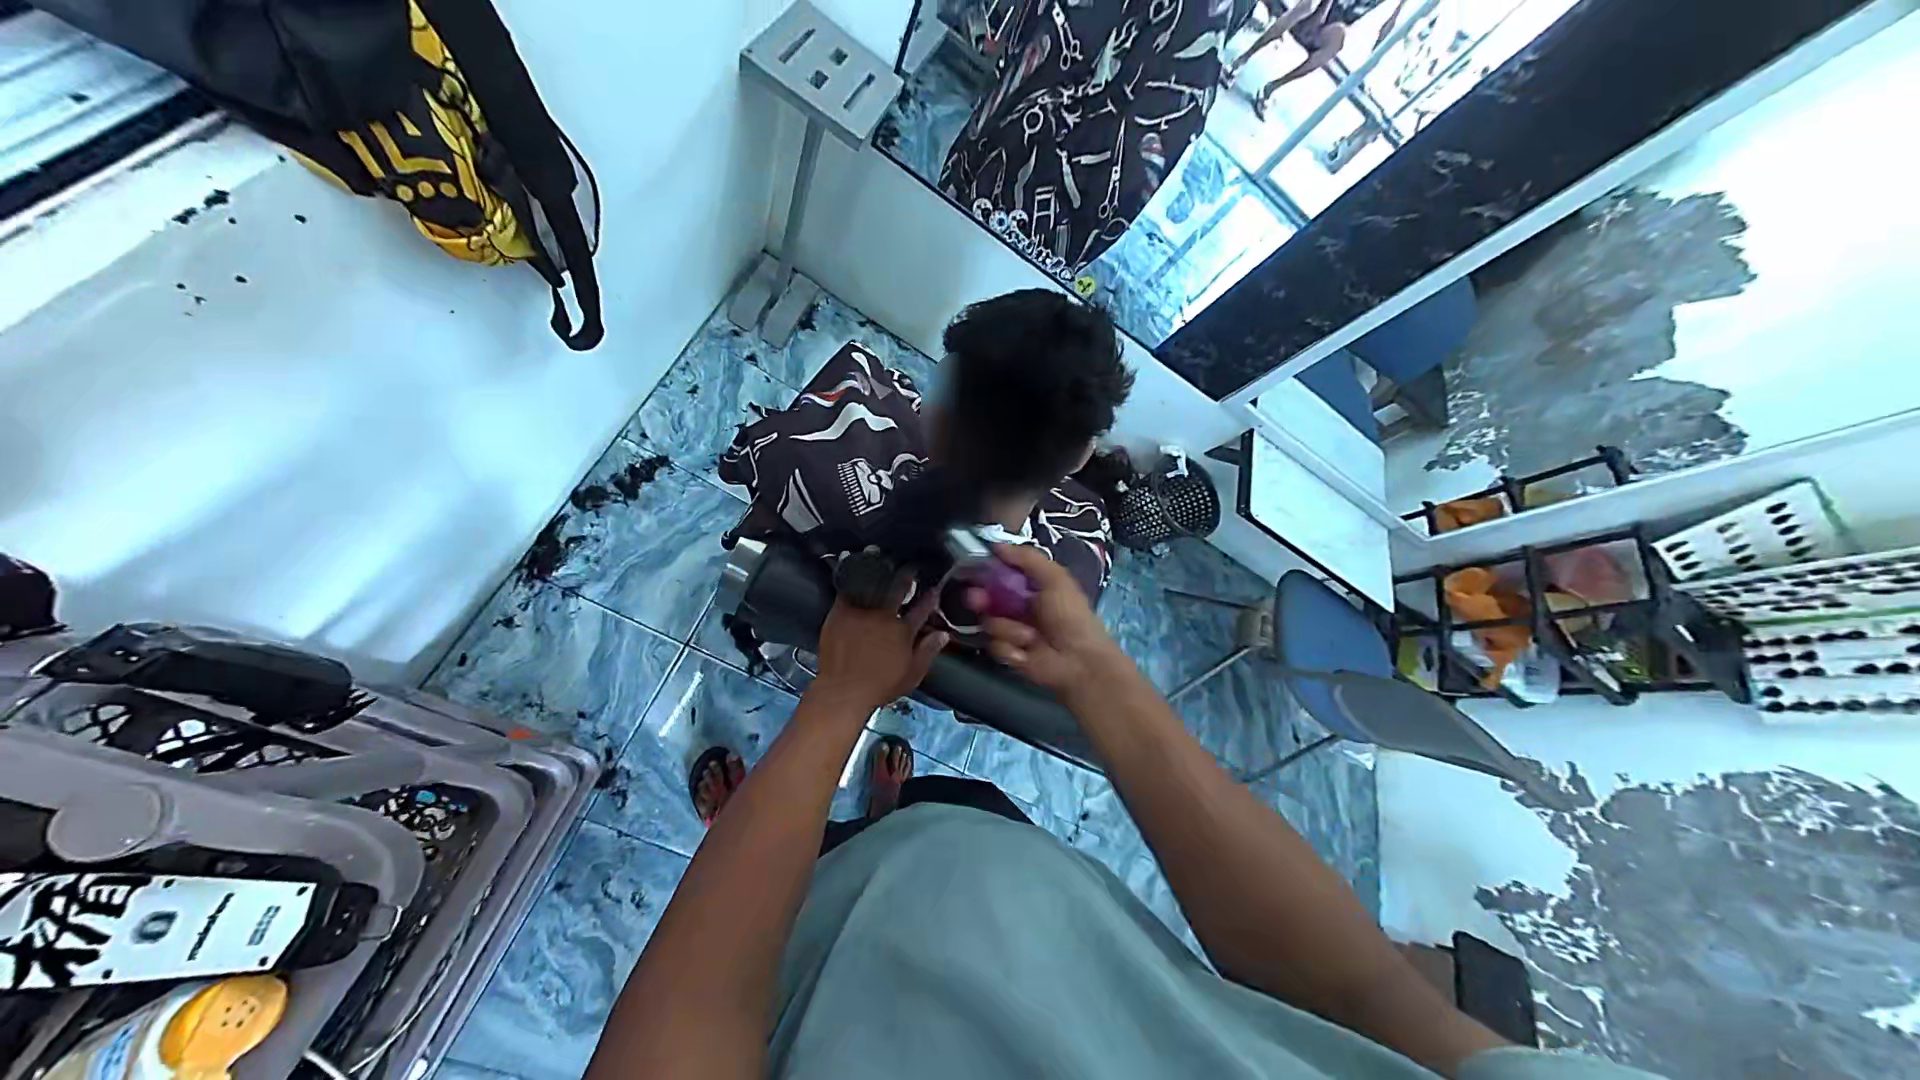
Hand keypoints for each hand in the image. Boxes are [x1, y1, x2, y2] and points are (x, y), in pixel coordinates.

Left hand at [812, 575, 949, 713]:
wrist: (843, 691)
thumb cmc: (879, 686)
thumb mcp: (912, 673)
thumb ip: (928, 651)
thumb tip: (942, 635)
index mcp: (903, 630)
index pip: (922, 608)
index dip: (930, 598)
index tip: (933, 590)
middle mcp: (884, 616)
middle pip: (899, 589)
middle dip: (907, 578)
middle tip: (909, 572)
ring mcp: (861, 612)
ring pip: (874, 586)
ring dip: (882, 578)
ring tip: (885, 572)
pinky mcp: (839, 613)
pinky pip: (848, 591)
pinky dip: (854, 585)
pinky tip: (857, 581)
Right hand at [967, 544, 1125, 700]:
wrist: (1079, 660)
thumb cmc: (1070, 615)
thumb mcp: (1055, 578)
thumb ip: (1027, 558)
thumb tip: (997, 545)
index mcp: (1031, 586)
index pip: (1000, 574)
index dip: (987, 572)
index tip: (976, 569)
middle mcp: (1019, 607)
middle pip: (986, 598)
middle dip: (981, 599)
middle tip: (978, 600)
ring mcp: (1013, 631)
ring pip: (989, 623)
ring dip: (1006, 628)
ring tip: (1027, 636)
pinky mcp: (1010, 653)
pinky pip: (995, 645)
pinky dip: (1010, 647)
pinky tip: (1026, 651)